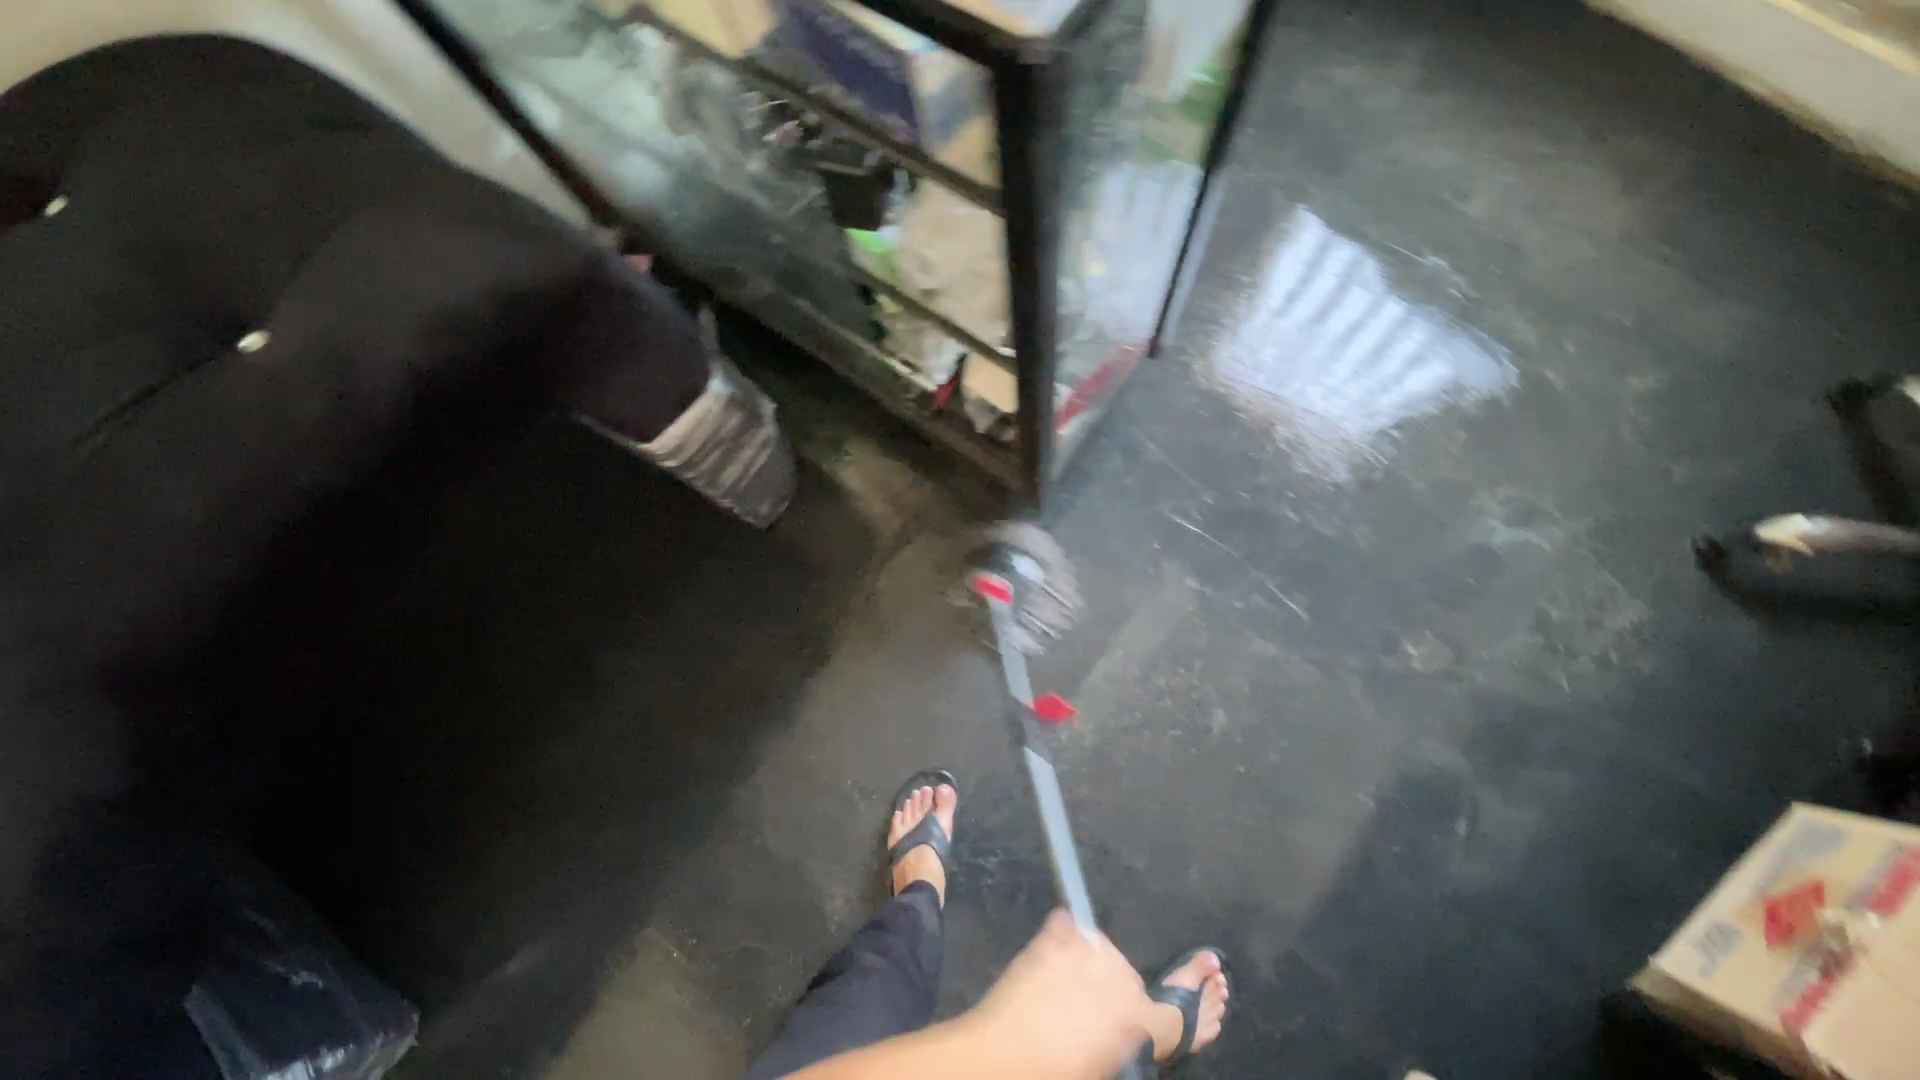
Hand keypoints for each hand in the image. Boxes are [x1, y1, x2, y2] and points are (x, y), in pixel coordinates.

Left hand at [959, 910, 1155, 1079]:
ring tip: (1066, 983)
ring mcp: (1085, 950)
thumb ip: (1124, 1038)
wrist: (1003, 1054)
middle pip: (1129, 976)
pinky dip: (1064, 936)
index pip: (1163, 1009)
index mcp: (1136, 1016)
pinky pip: (1068, 925)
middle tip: (1088, 1008)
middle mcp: (1119, 976)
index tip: (1128, 1023)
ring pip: (1101, 949)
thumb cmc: (1056, 1069)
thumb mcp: (1104, 1061)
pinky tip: (1052, 954)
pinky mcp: (1055, 935)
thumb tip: (1126, 1026)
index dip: (1146, 1017)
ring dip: (1090, 962)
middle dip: (1114, 988)